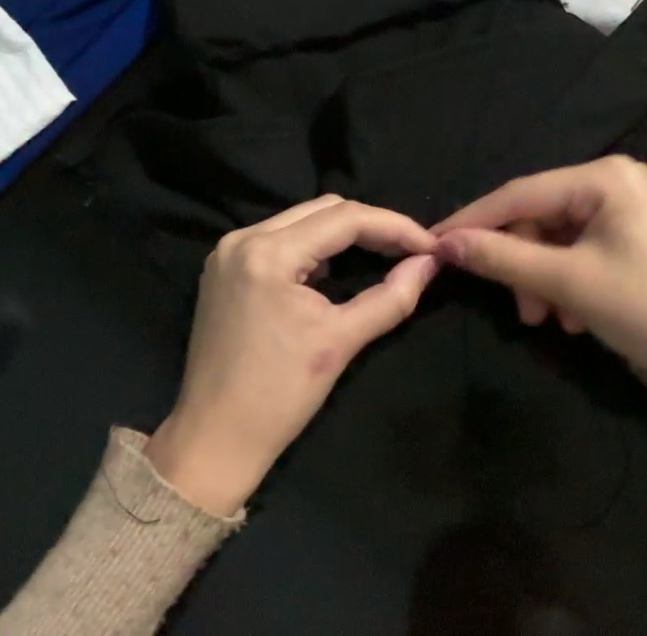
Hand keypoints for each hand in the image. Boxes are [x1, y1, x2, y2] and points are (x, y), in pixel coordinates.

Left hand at [145, 197, 439, 515]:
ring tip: (384, 255)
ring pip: (300, 220)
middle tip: (411, 251)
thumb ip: (391, 297)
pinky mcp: (224, 268)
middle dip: (371, 225)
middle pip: (322, 209)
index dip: (394, 226)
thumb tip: (430, 264)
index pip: (344, 218)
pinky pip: (279, 239)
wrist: (215, 437)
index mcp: (267, 252)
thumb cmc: (279, 396)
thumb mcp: (341, 341)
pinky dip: (313, 247)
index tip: (431, 246)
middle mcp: (242, 238)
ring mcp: (228, 252)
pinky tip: (337, 268)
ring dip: (342, 234)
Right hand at [432, 156, 646, 382]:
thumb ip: (502, 259)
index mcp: (603, 177)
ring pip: (553, 238)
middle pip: (536, 217)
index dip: (473, 220)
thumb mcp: (567, 283)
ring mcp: (623, 208)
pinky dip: (564, 282)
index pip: (519, 193)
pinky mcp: (629, 236)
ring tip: (550, 321)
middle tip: (521, 312)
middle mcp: (613, 182)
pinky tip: (573, 317)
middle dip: (521, 265)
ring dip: (541, 280)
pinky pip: (576, 250)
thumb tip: (445, 244)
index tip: (433, 241)